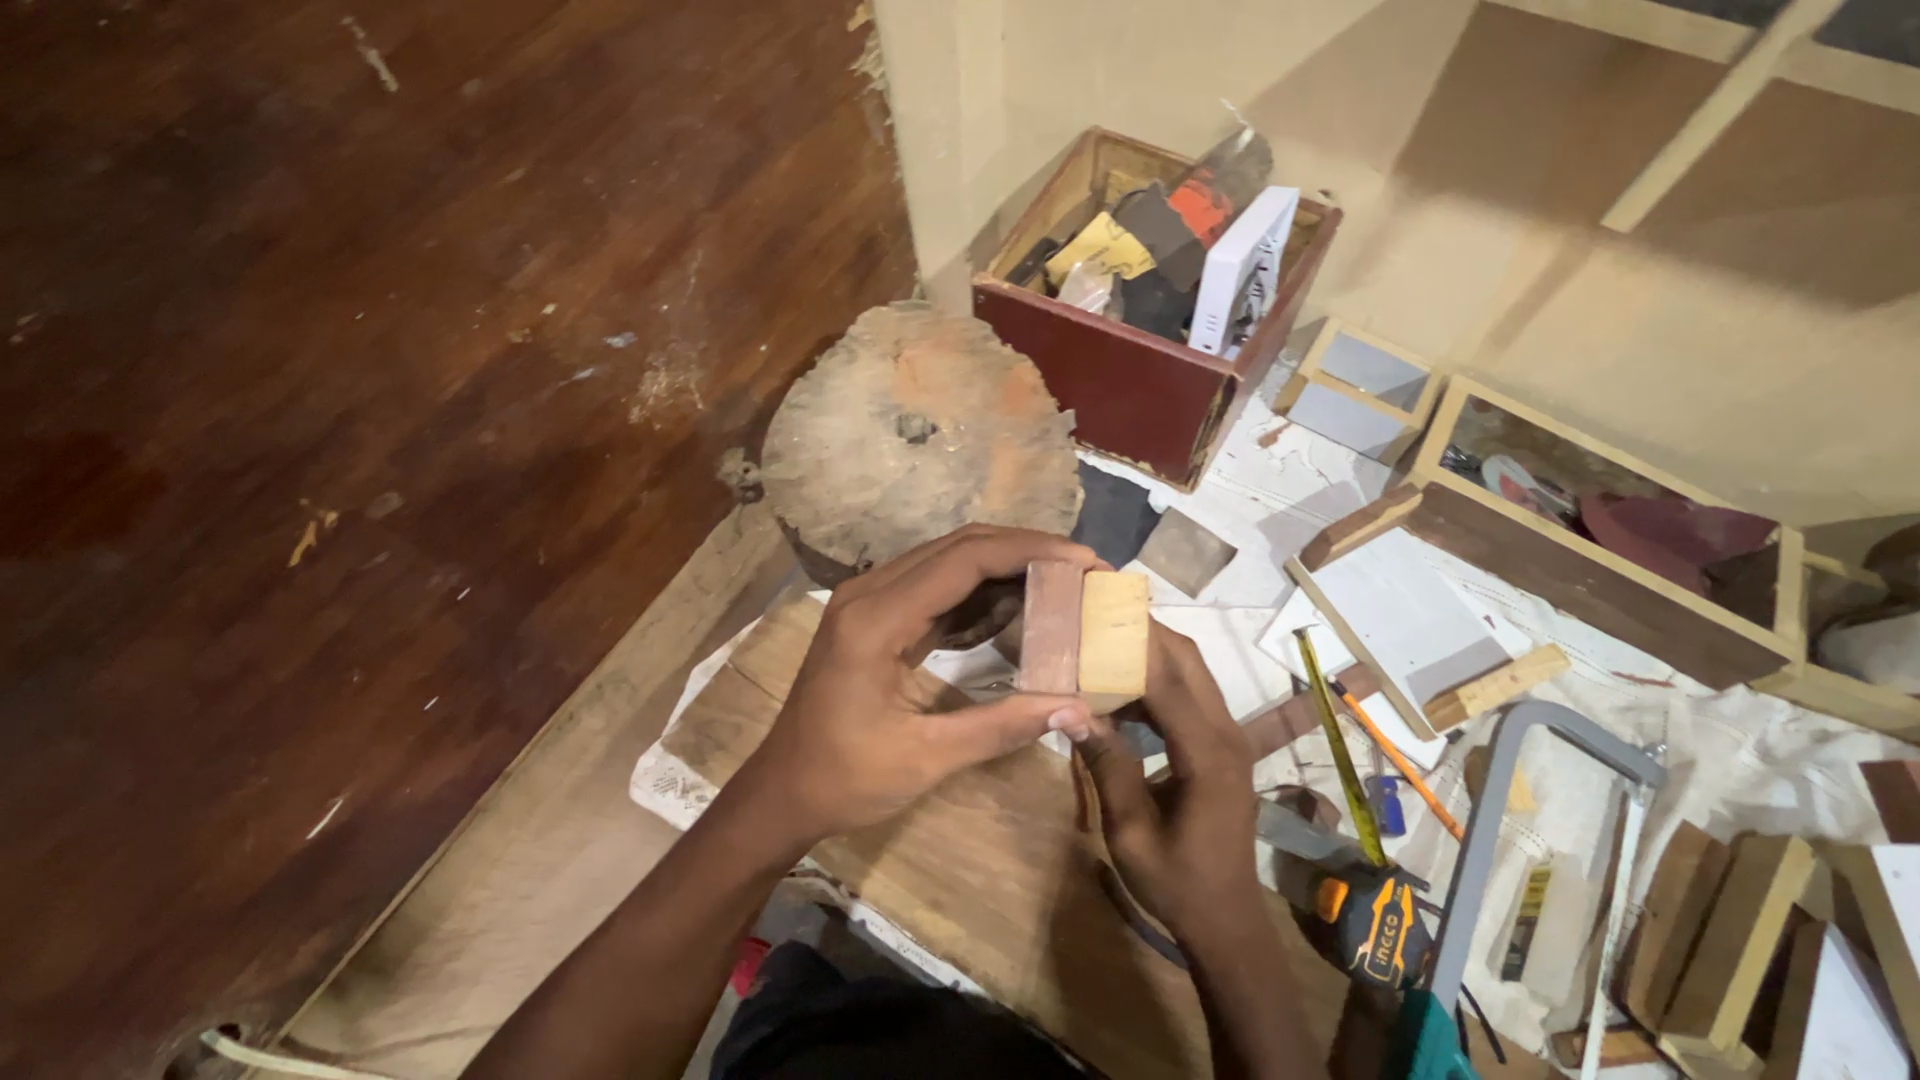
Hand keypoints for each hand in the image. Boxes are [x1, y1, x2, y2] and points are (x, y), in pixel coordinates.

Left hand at [735, 525, 1104, 844]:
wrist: (783, 790)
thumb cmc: (844, 778)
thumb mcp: (925, 758)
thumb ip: (1001, 726)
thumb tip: (1076, 709)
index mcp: (875, 619)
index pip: (964, 560)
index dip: (1030, 552)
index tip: (1085, 562)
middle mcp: (869, 593)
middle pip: (959, 545)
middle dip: (1027, 550)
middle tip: (1086, 570)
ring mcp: (868, 600)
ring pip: (948, 559)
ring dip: (1006, 564)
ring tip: (1064, 583)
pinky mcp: (874, 615)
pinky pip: (935, 584)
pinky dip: (981, 588)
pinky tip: (1020, 606)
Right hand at [1078, 622, 1261, 939]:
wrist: (1226, 920)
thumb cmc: (1176, 882)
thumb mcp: (1129, 830)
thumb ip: (1106, 765)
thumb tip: (1068, 709)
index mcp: (1207, 756)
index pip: (1166, 680)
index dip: (1130, 642)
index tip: (1095, 610)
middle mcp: (1226, 736)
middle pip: (1188, 661)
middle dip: (1145, 630)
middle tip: (1096, 611)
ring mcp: (1229, 739)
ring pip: (1192, 673)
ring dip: (1151, 651)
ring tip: (1101, 637)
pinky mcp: (1222, 747)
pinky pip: (1190, 696)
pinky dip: (1157, 680)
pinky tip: (1118, 685)